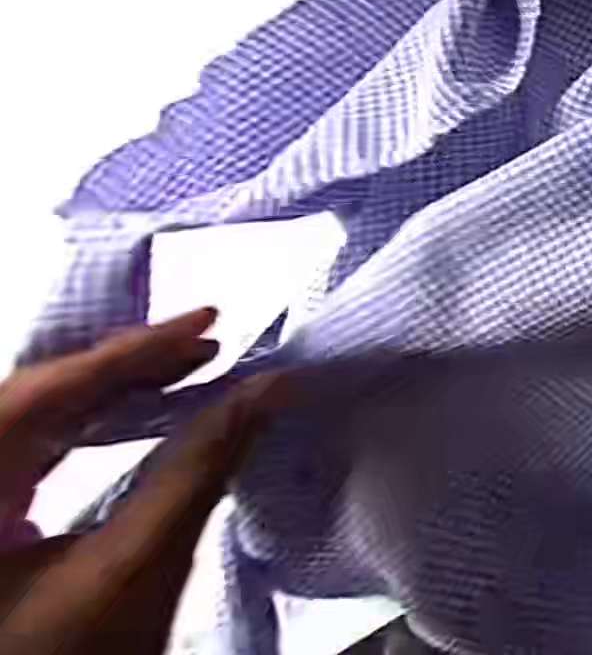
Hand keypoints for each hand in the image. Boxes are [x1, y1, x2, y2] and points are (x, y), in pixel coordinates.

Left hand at [0, 309, 281, 652]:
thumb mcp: (137, 563)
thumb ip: (202, 465)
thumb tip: (275, 383)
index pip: (27, 400)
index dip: (124, 352)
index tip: (210, 319)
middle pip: (15, 406)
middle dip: (117, 367)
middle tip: (206, 346)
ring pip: (15, 427)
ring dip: (105, 392)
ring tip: (184, 370)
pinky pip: (13, 455)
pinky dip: (82, 425)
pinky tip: (134, 416)